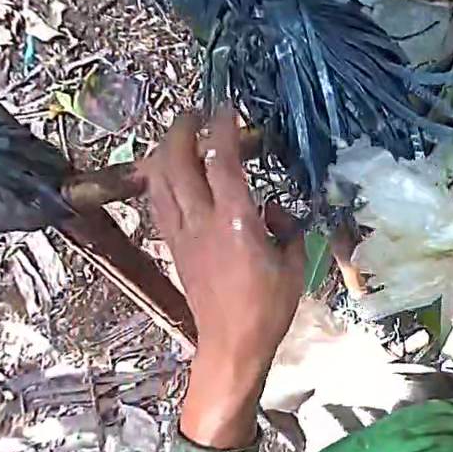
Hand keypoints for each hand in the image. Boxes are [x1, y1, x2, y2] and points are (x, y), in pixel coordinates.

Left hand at [144, 109, 301, 447]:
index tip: (228, 110)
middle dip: (184, 129)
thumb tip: (274, 209)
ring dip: (167, 149)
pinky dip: (160, 178)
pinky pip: (158, 201)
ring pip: (159, 178)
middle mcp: (201, 220)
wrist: (232, 342)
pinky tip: (169, 172)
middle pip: (178, 160)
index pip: (222, 161)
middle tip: (197, 113)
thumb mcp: (295, 265)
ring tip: (181, 136)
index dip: (222, 129)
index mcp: (236, 223)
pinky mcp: (171, 245)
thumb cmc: (269, 307)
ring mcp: (180, 232)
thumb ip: (286, 229)